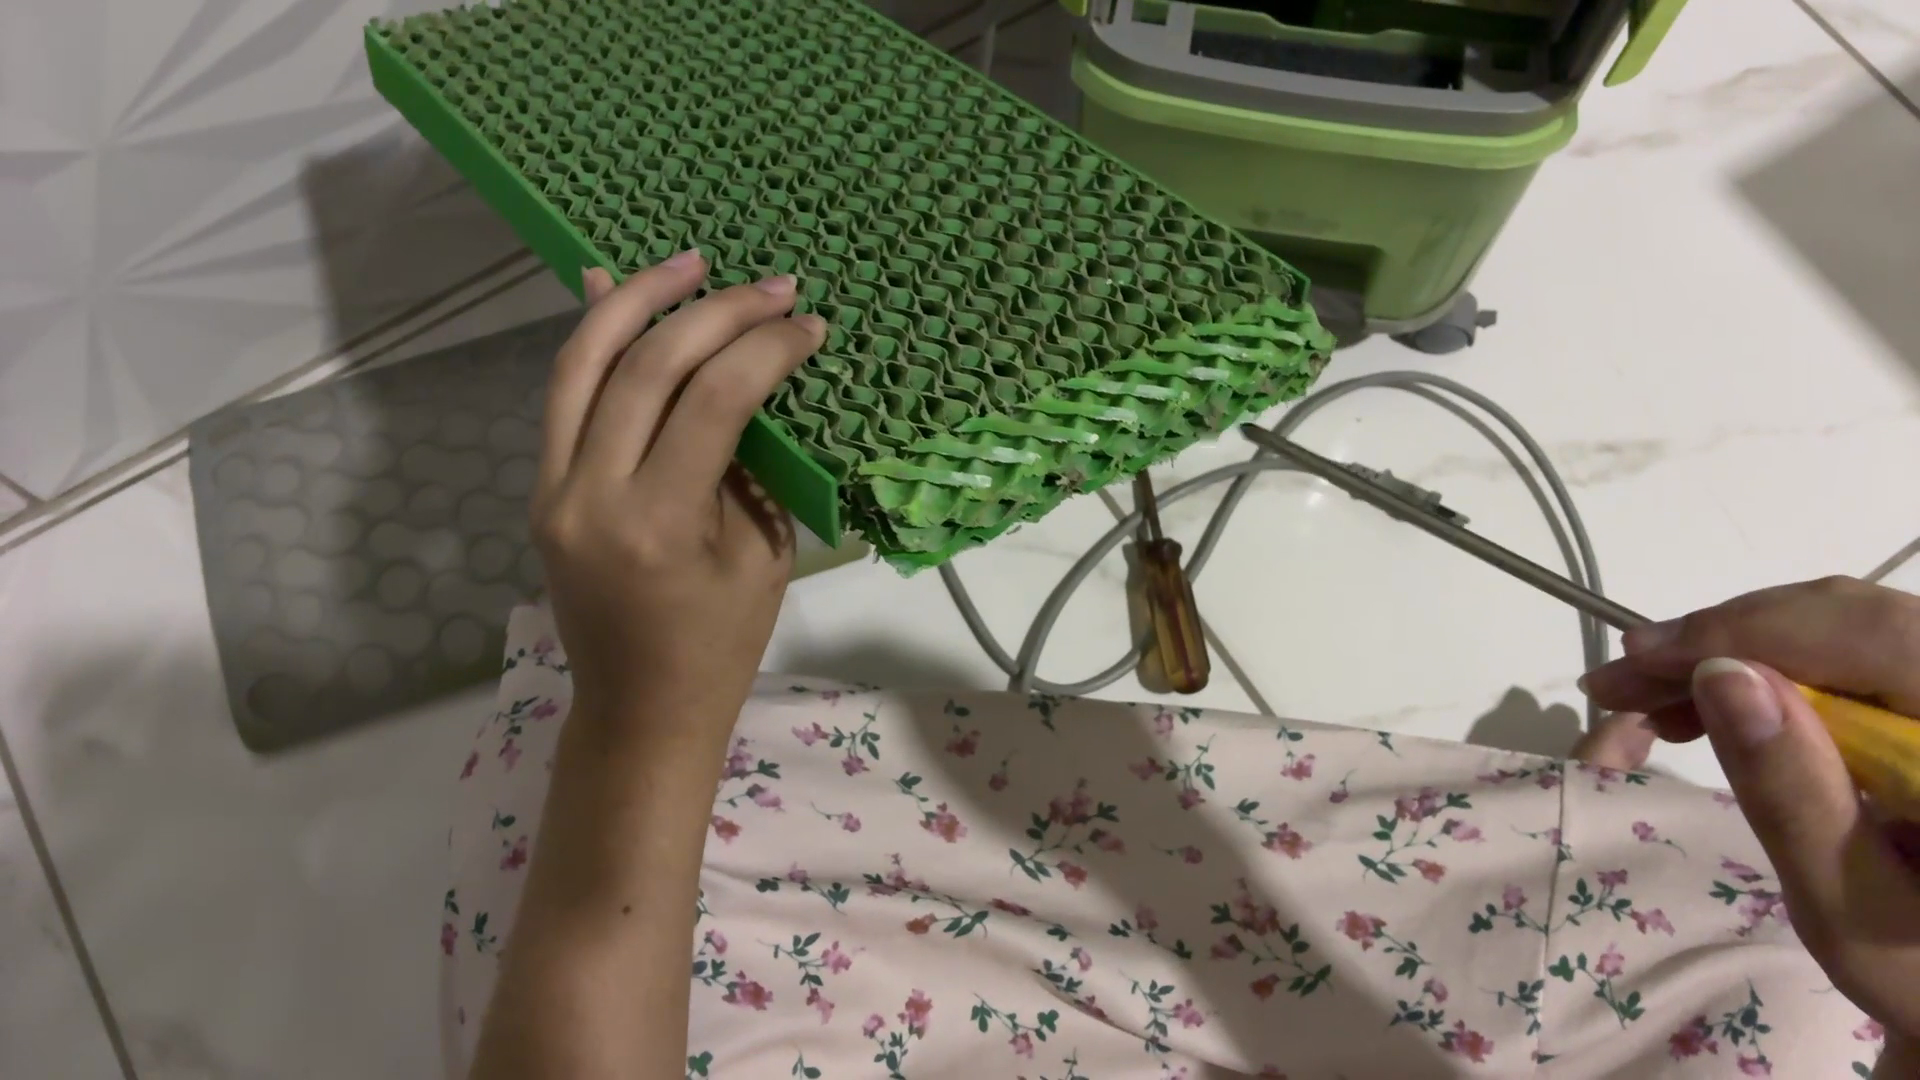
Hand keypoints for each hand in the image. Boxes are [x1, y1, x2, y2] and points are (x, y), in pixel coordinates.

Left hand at [532, 253, 824, 730]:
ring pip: (582, 362)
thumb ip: (752, 467)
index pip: (714, 400)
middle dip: (716, 311)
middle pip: (647, 366)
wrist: (639, 708)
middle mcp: (592, 493)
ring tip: (690, 261)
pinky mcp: (541, 488)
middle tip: (771, 285)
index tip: (809, 326)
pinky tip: (614, 292)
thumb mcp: (762, 556)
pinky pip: (563, 396)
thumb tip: (747, 387)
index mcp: (660, 522)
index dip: (766, 349)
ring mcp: (552, 488)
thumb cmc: (721, 645)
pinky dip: (594, 339)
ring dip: (637, 298)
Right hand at [1581, 576, 1919, 1043]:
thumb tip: (1722, 677)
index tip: (1636, 657)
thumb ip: (1790, 791)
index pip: (1875, 638)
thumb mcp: (1848, 902)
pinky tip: (1712, 702)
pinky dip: (1765, 669)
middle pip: (1855, 619)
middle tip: (1622, 677)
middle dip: (1722, 638)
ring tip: (1649, 695)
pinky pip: (1852, 653)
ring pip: (1844, 627)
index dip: (1746, 632)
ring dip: (1733, 652)